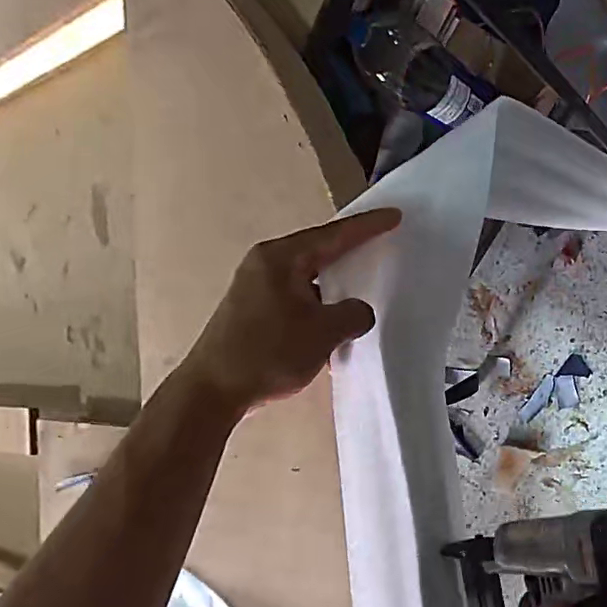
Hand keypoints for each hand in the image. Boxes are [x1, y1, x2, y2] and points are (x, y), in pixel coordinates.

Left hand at [184, 209, 400, 410]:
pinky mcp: (255, 310)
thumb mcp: (324, 332)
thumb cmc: (269, 353)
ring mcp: (257, 288)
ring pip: (309, 276)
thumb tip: (358, 312)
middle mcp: (265, 265)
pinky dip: (321, 303)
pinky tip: (335, 319)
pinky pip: (299, 296)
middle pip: (319, 250)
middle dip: (351, 249)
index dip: (367, 226)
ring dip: (336, 283)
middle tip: (382, 241)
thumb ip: (354, 315)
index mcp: (280, 259)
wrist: (214, 390)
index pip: (333, 236)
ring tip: (364, 283)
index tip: (393, 215)